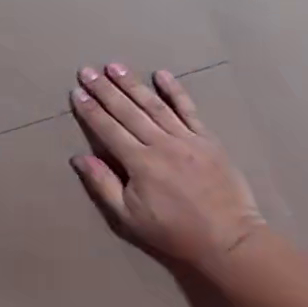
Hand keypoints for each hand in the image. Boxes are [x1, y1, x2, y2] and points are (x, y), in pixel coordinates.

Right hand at [69, 64, 266, 271]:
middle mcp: (161, 144)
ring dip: (132, 84)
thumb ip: (103, 185)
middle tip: (87, 71)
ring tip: (114, 66)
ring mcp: (187, 139)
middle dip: (105, 90)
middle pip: (127, 111)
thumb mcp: (129, 217)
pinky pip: (188, 109)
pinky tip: (161, 74)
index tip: (77, 92)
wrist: (230, 239)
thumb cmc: (175, 232)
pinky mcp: (207, 139)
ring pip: (154, 105)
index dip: (90, 110)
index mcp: (140, 163)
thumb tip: (79, 158)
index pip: (108, 129)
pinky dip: (175, 91)